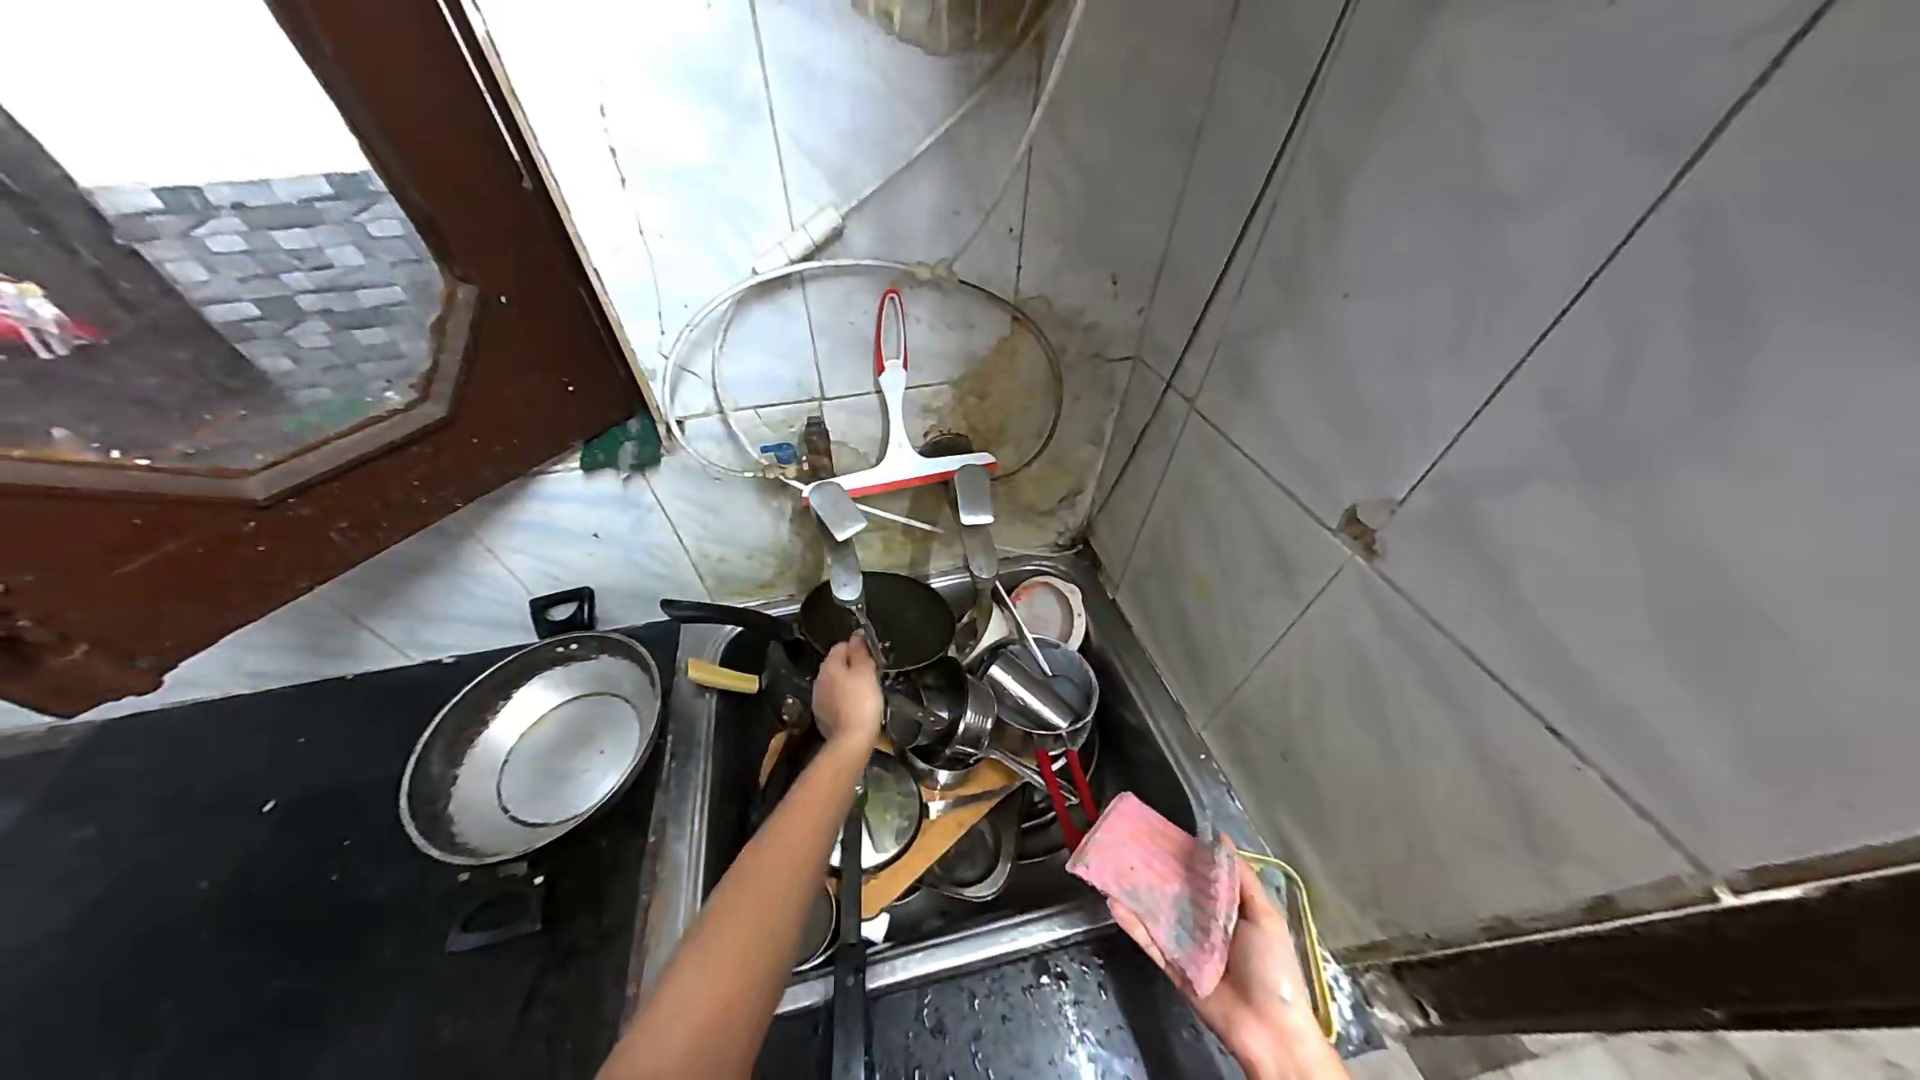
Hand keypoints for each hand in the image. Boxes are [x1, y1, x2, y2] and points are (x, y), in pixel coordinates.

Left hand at [811, 633, 881, 750]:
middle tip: (872, 674)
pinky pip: (834, 699)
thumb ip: (860, 651)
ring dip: (848, 683)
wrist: (851, 740)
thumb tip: (856, 634)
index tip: (872, 657)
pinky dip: (844, 698)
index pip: (841, 646)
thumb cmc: (862, 701)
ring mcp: (818, 699)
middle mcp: (819, 679)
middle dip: (853, 666)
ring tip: (866, 691)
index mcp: (829, 666)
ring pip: (835, 682)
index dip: (858, 648)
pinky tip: (856, 706)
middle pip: (837, 664)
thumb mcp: (865, 672)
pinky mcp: (821, 716)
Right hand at [1111, 853, 1346, 1079]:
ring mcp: (1186, 945)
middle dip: (1155, 868)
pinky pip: (1148, 940)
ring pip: (1157, 912)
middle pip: (1175, 890)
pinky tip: (1114, 901)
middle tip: (1130, 842)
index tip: (1162, 830)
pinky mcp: (1172, 965)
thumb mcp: (1267, 917)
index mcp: (1229, 909)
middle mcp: (1204, 923)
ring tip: (1114, 866)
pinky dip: (1131, 922)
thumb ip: (1242, 879)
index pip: (1202, 875)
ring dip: (1137, 891)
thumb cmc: (1274, 970)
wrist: (1270, 1032)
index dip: (1184, 854)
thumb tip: (1220, 837)